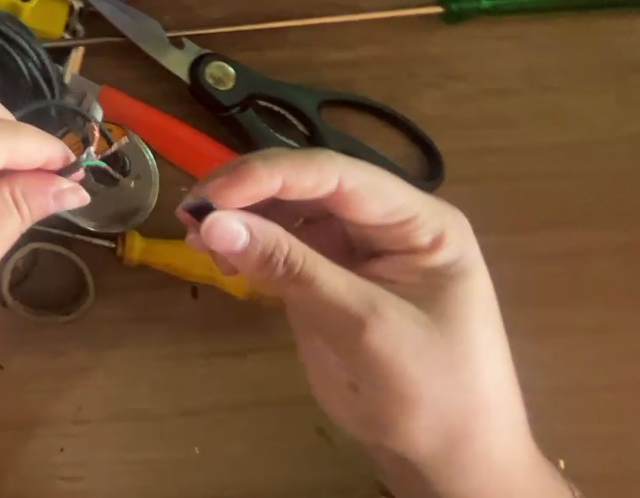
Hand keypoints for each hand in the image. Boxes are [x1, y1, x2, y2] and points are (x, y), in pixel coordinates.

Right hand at [178, 149, 570, 497]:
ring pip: (279, 205)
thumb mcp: (363, 326)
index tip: (211, 198)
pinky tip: (215, 257)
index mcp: (417, 221)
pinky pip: (272, 237)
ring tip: (195, 238)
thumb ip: (289, 268)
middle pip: (300, 182)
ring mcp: (351, 243)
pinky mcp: (322, 267)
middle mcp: (382, 220)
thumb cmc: (433, 395)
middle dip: (243, 192)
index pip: (332, 175)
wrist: (449, 464)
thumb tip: (210, 223)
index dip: (267, 176)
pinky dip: (240, 242)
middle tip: (190, 213)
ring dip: (234, 215)